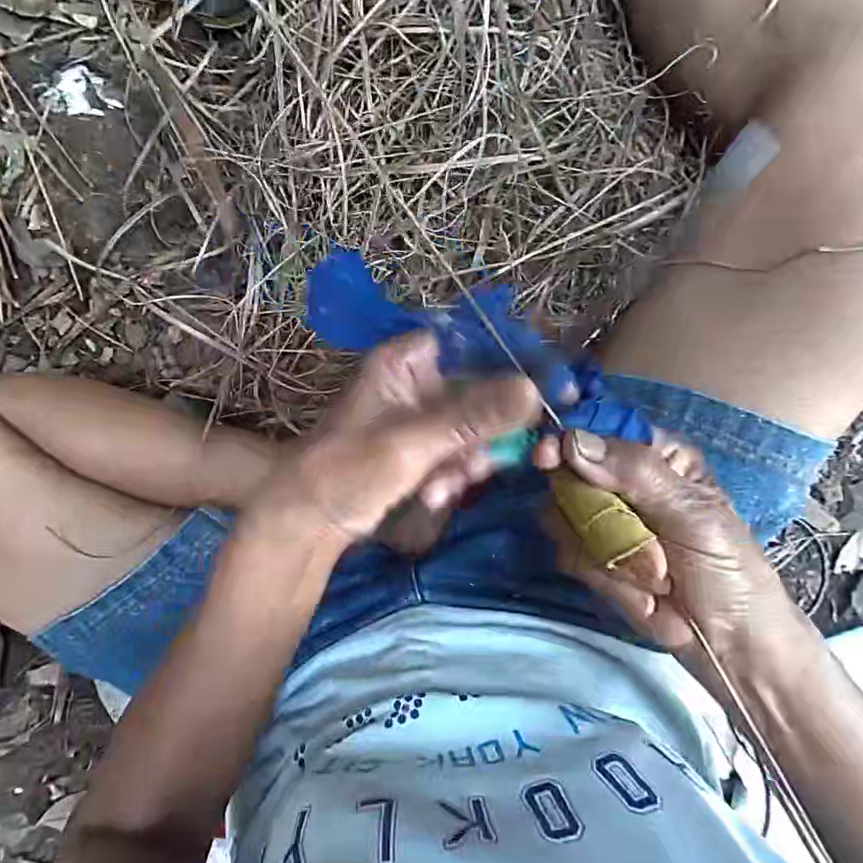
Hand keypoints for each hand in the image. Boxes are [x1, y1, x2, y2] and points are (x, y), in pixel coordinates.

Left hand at [245, 331, 542, 551]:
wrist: (310, 521)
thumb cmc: (348, 469)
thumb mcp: (412, 443)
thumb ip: (472, 416)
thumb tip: (532, 389)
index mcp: (407, 360)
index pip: (476, 342)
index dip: (516, 360)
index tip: (553, 389)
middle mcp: (419, 380)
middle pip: (483, 390)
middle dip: (487, 432)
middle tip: (489, 462)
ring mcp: (423, 415)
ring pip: (477, 426)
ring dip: (470, 459)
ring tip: (444, 485)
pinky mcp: (425, 446)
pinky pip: (462, 450)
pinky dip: (455, 473)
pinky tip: (434, 495)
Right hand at [535, 430, 794, 656]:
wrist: (736, 650)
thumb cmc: (730, 571)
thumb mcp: (692, 515)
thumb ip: (633, 472)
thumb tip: (571, 441)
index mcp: (654, 457)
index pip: (595, 435)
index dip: (565, 444)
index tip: (545, 458)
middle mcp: (622, 483)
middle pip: (568, 480)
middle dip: (600, 520)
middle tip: (641, 547)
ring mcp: (605, 522)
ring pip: (564, 522)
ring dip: (612, 559)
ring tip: (659, 579)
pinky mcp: (594, 560)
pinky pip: (572, 559)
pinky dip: (611, 583)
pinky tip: (647, 598)